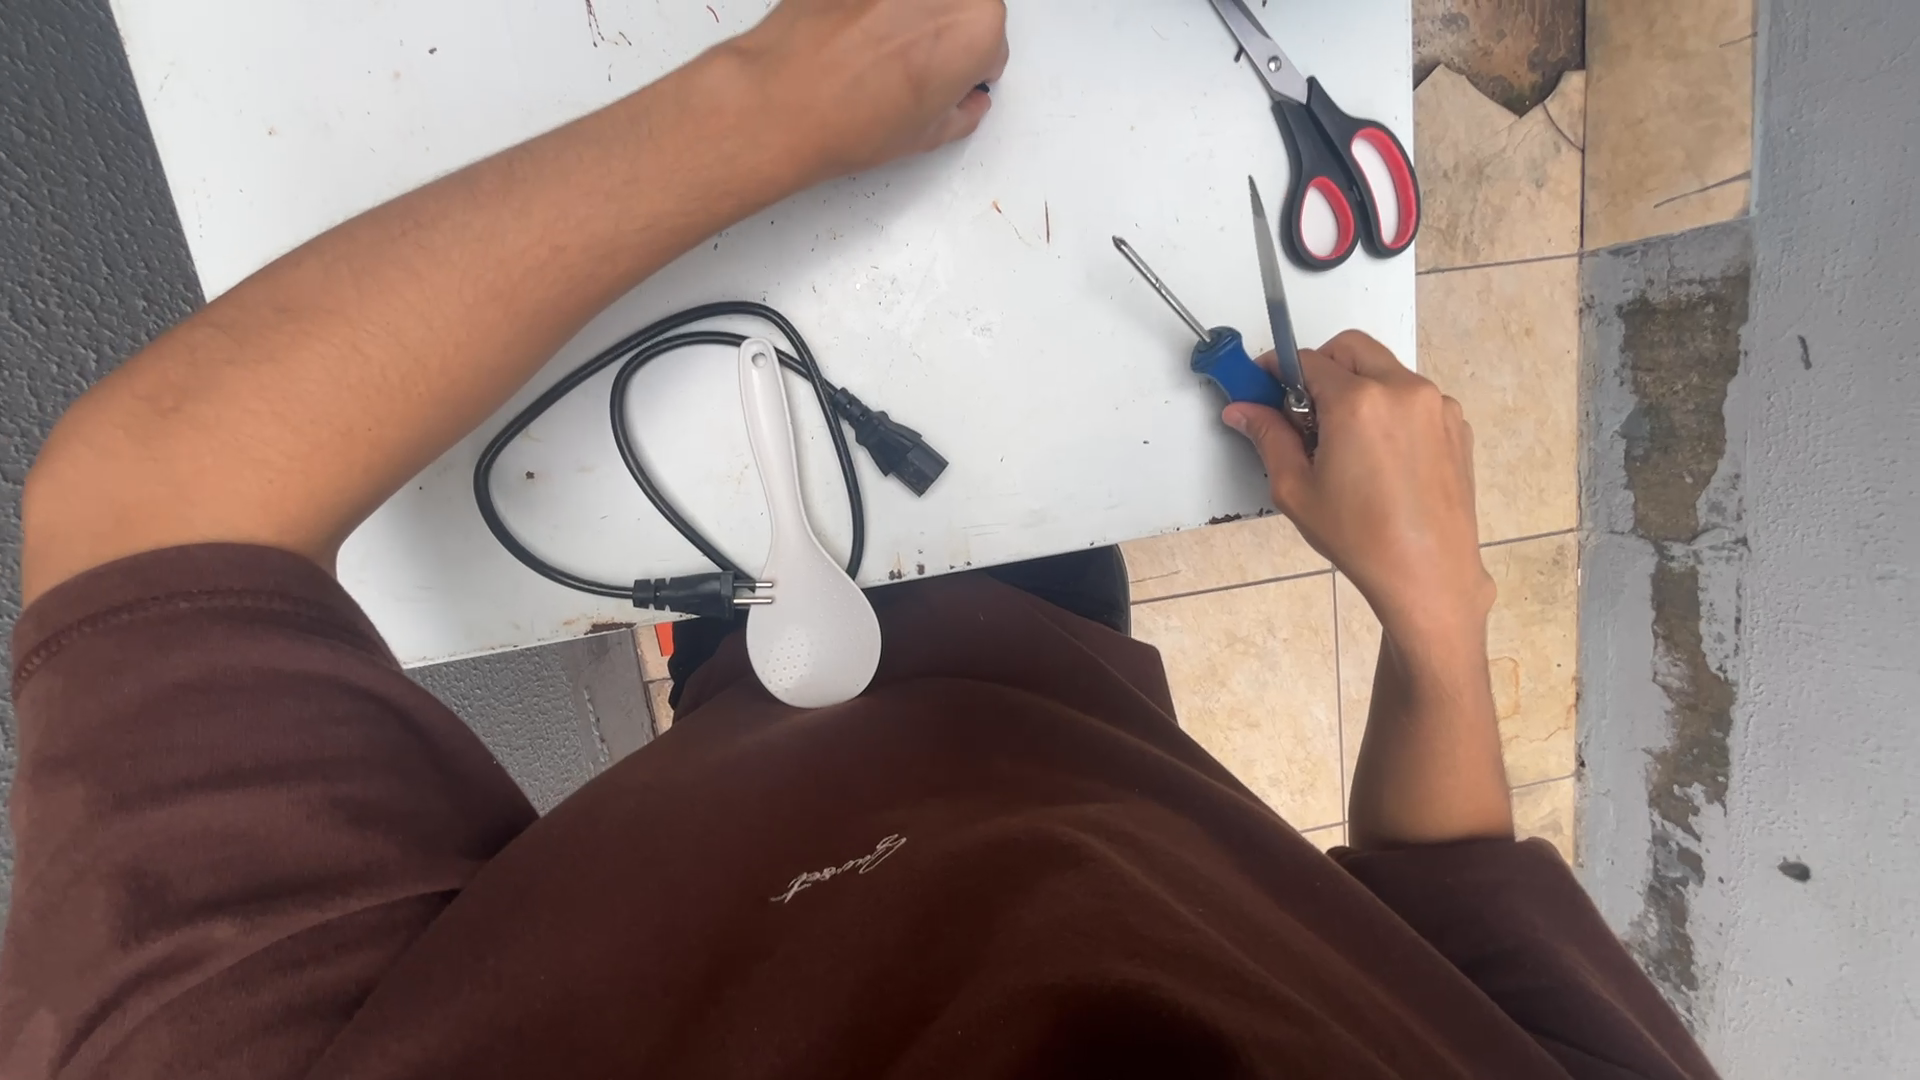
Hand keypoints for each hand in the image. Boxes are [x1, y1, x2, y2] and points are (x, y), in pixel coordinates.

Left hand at [723, 0, 1009, 178]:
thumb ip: (961, 111)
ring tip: (876, 54)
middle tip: (909, 71)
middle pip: (961, 8)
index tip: (945, 87)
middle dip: (942, 34)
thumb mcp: (927, 135)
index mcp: (978, 25)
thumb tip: (964, 102)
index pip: (992, 46)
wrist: (785, 102)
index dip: (967, 72)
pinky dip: (870, 9)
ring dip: (907, 16)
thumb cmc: (851, 119)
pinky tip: (852, 35)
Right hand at [1223, 331, 1493, 649]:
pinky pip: (1411, 396)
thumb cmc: (1359, 535)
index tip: (1262, 385)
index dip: (1277, 368)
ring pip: (1383, 370)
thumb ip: (1268, 437)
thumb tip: (1242, 410)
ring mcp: (1435, 405)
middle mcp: (1402, 391)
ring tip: (1338, 437)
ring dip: (1354, 386)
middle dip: (1320, 366)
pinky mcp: (1454, 424)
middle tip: (1299, 407)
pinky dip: (1385, 406)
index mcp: (1358, 403)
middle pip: (1351, 348)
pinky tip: (1373, 453)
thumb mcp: (1295, 488)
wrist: (1427, 571)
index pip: (1309, 360)